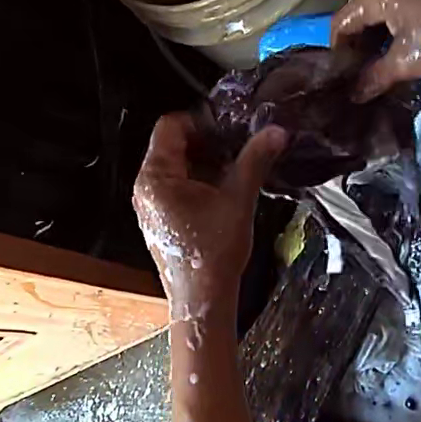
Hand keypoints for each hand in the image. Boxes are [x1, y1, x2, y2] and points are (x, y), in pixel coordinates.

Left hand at [133, 112, 287, 321]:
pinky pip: (174, 190)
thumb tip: (275, 132)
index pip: (170, 126)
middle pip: (172, 147)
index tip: (229, 130)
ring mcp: (149, 207)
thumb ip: (255, 161)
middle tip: (236, 152)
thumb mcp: (238, 200)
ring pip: (175, 169)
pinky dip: (197, 185)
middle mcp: (145, 189)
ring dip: (204, 166)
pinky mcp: (158, 222)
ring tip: (233, 175)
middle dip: (206, 145)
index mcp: (156, 177)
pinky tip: (221, 198)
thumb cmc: (215, 252)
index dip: (201, 121)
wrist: (202, 299)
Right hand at [333, 0, 420, 99]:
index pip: (341, 21)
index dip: (337, 53)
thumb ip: (376, 77)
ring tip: (382, 67)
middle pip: (360, 13)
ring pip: (384, 9)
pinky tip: (408, 48)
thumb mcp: (408, 61)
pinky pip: (404, 3)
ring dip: (379, 38)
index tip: (341, 79)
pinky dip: (398, 26)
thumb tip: (354, 94)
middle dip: (358, 46)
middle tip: (360, 77)